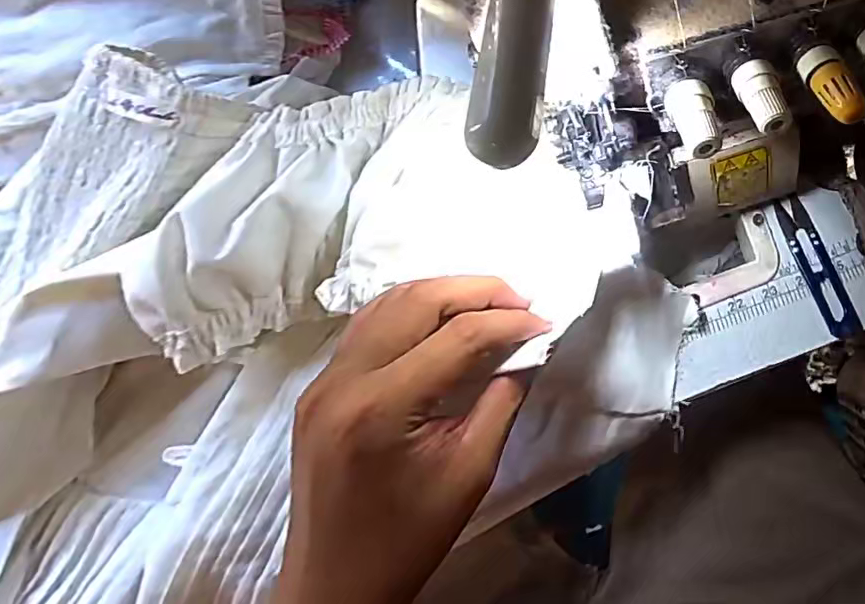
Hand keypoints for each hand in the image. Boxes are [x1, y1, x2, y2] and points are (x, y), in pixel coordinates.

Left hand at [277, 277, 549, 603]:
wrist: (333, 588)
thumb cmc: (408, 538)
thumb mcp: (471, 469)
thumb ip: (504, 397)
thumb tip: (529, 345)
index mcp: (380, 409)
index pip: (457, 336)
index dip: (508, 322)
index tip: (544, 322)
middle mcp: (343, 381)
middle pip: (421, 300)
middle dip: (479, 291)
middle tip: (521, 303)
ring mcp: (324, 380)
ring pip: (392, 300)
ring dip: (447, 291)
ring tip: (490, 304)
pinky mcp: (320, 385)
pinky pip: (371, 322)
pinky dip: (414, 306)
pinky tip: (444, 316)